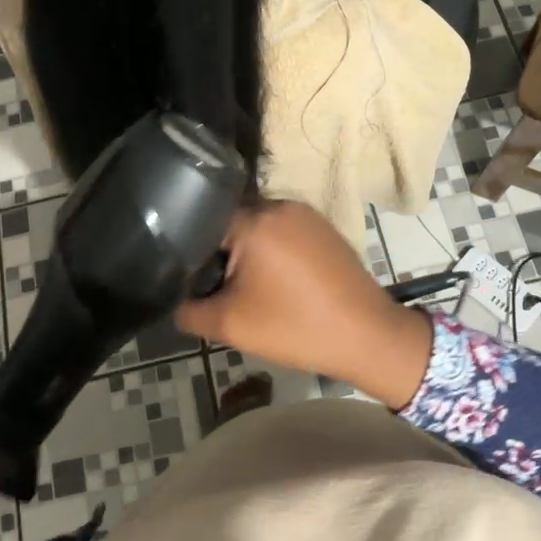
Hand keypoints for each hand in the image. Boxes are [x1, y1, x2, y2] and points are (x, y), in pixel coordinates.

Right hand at [175, 202, 430, 408]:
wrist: (367, 336)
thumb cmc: (295, 328)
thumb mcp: (228, 325)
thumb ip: (188, 308)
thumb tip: (173, 296)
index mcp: (254, 220)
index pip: (200, 219)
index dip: (185, 246)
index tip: (180, 272)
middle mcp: (279, 204)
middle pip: (229, 219)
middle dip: (216, 249)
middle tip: (209, 282)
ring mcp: (305, 213)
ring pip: (256, 225)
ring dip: (244, 249)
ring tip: (239, 283)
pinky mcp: (323, 226)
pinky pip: (281, 229)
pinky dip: (269, 249)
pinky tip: (270, 280)